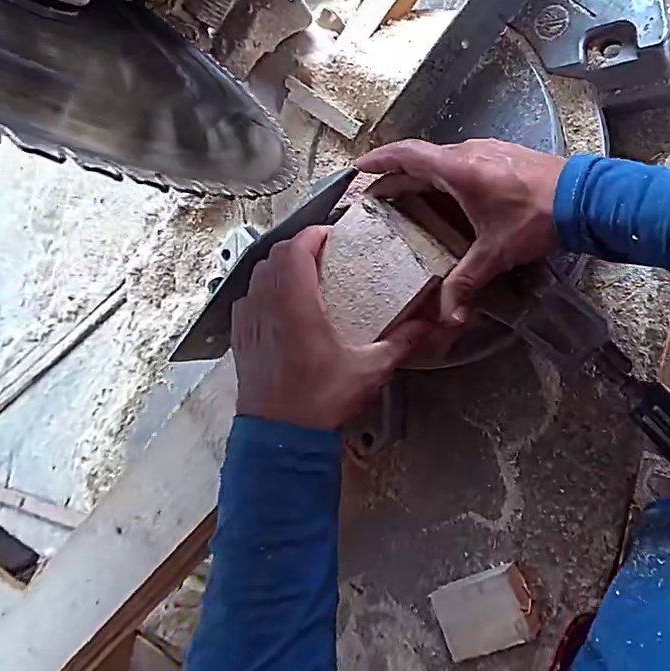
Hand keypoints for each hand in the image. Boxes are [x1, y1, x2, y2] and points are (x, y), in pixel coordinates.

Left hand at [233, 226, 428, 429]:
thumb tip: (427, 325)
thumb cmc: (318, 402)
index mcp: (296, 307)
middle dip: (299, 246)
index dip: (312, 234)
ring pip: (257, 274)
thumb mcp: (370, 369)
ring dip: (280, 265)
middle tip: (324, 251)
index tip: (331, 233)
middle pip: (274, 255)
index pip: (295, 251)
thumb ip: (401, 342)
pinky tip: (283, 303)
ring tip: (305, 272)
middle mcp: (267, 308)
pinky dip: (265, 288)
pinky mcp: (241, 338)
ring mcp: (249, 323)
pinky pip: (248, 297)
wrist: (279, 436)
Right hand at [354, 138, 564, 325]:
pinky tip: (454, 194)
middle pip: (421, 158)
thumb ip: (467, 282)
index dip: (378, 161)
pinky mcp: (506, 154)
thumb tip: (449, 315)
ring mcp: (490, 149)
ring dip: (425, 174)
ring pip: (445, 158)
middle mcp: (470, 151)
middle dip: (398, 175)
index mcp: (458, 168)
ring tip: (413, 196)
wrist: (583, 196)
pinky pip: (467, 159)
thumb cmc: (536, 218)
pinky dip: (449, 174)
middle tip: (381, 195)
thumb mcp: (496, 253)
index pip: (405, 155)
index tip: (359, 170)